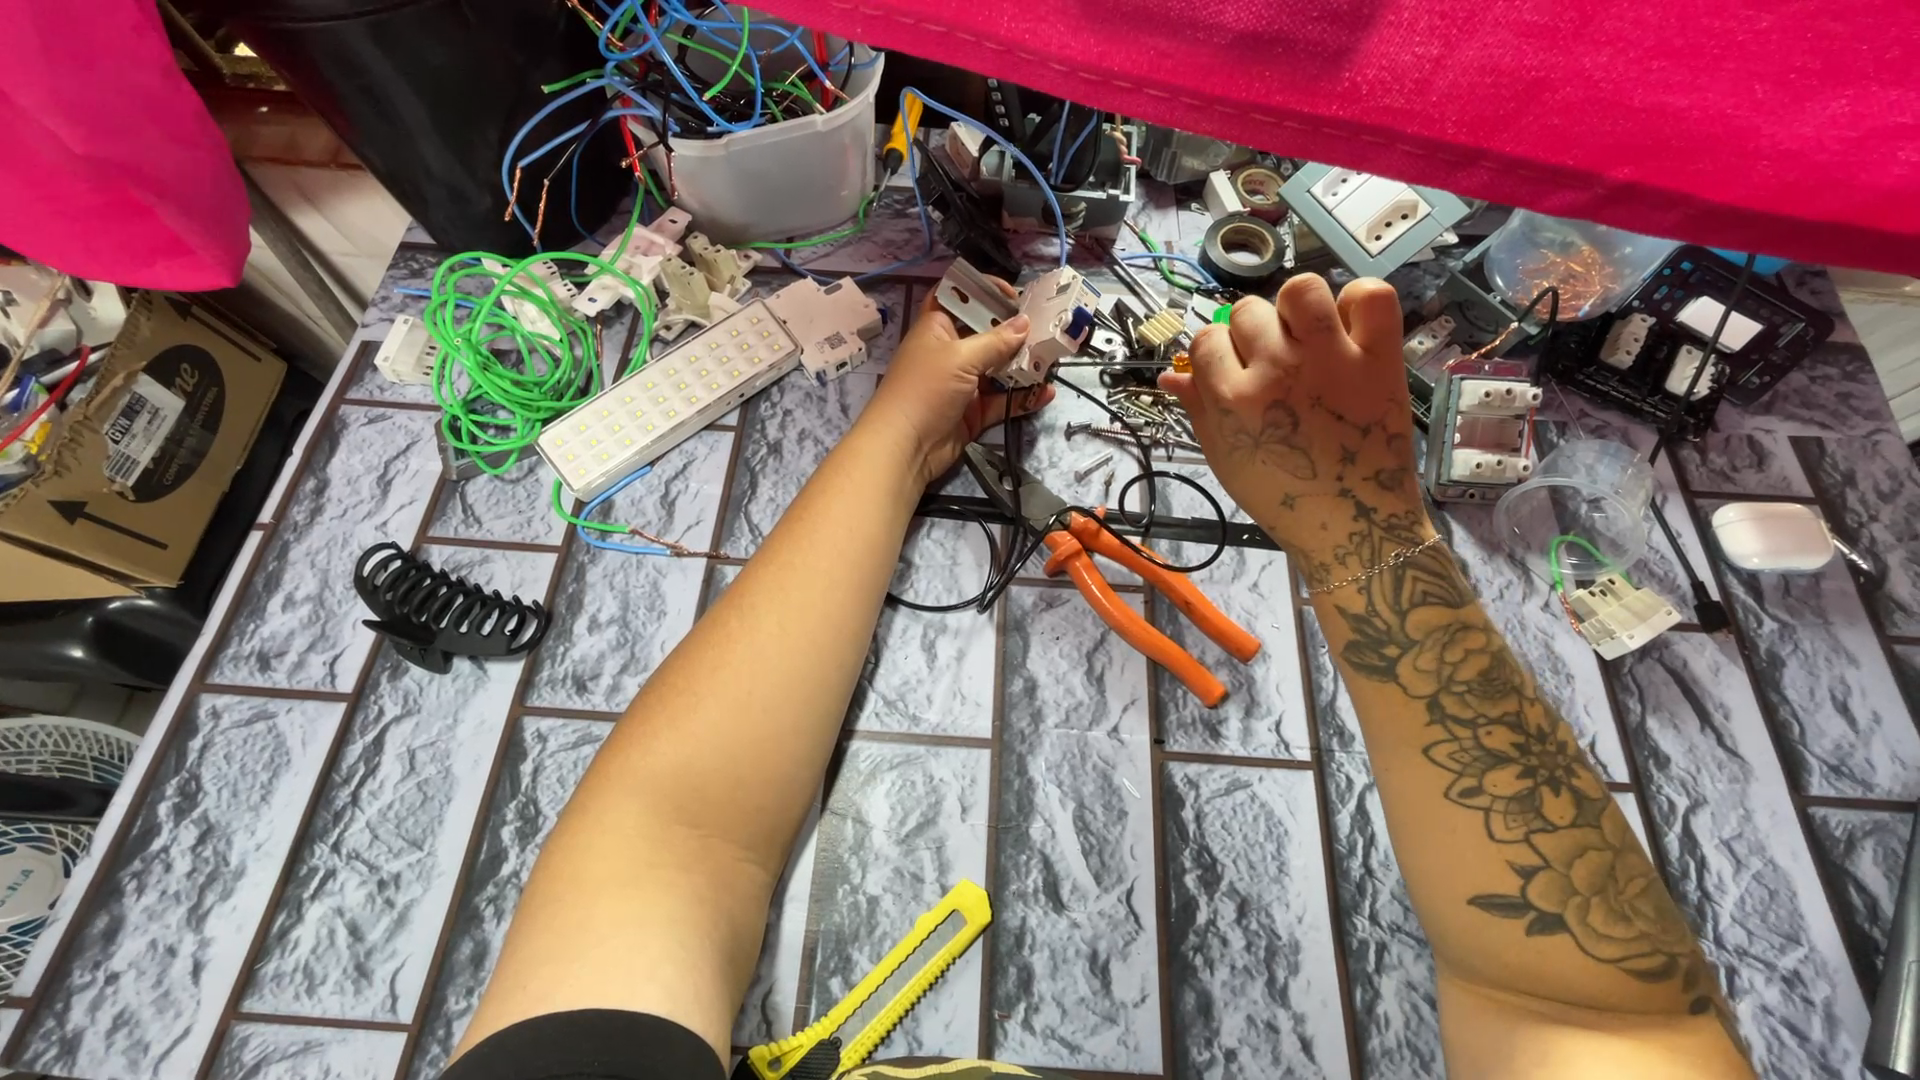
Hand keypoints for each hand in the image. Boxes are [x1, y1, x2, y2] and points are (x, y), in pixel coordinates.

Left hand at [859, 281, 1055, 485]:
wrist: (905, 447)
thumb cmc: (925, 389)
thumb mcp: (959, 357)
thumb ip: (996, 341)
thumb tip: (1024, 323)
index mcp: (937, 328)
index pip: (958, 297)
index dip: (982, 290)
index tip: (1013, 294)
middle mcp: (950, 353)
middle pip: (985, 334)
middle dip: (1014, 330)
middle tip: (1047, 325)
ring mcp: (963, 384)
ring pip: (998, 368)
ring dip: (1023, 364)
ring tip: (1052, 357)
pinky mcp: (973, 412)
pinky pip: (1002, 400)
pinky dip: (1023, 397)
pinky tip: (1046, 392)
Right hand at [1160, 274, 1431, 570]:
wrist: (1351, 523)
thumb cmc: (1279, 495)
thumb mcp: (1224, 456)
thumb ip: (1197, 408)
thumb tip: (1171, 374)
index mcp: (1232, 397)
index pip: (1205, 339)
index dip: (1214, 354)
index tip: (1230, 372)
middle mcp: (1275, 369)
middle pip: (1247, 311)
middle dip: (1250, 333)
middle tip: (1269, 362)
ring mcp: (1330, 358)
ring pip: (1300, 289)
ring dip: (1296, 307)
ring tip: (1305, 336)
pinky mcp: (1379, 356)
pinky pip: (1370, 295)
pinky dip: (1358, 302)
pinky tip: (1349, 328)